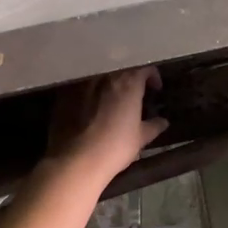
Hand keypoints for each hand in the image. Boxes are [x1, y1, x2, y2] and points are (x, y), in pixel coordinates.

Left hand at [45, 68, 169, 180]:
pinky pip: (82, 86)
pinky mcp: (64, 93)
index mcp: (127, 82)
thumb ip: (153, 126)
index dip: (152, 77)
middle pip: (121, 69)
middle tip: (135, 94)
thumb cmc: (114, 147)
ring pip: (100, 76)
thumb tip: (163, 121)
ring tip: (113, 100)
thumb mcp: (140, 138)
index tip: (154, 90)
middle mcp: (105, 75)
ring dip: (109, 85)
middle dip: (130, 79)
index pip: (144, 67)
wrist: (75, 160)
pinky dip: (90, 93)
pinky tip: (91, 108)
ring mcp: (82, 82)